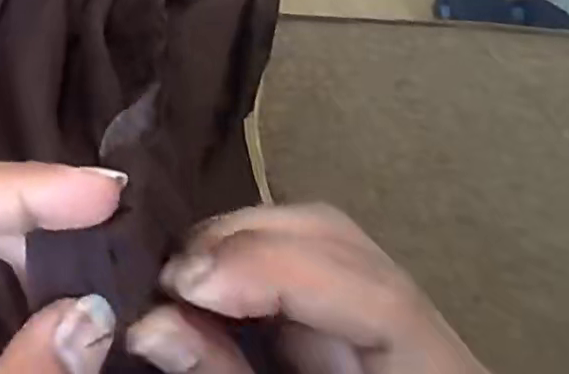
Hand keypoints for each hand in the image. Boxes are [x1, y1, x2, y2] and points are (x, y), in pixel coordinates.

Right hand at [125, 205, 488, 373]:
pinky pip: (291, 259)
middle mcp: (421, 335)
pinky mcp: (343, 321)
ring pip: (309, 234)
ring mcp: (383, 320)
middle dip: (241, 243)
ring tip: (181, 280)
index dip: (275, 271)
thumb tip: (147, 323)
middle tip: (173, 278)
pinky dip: (239, 260)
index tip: (186, 282)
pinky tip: (204, 285)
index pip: (377, 297)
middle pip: (335, 241)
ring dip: (233, 244)